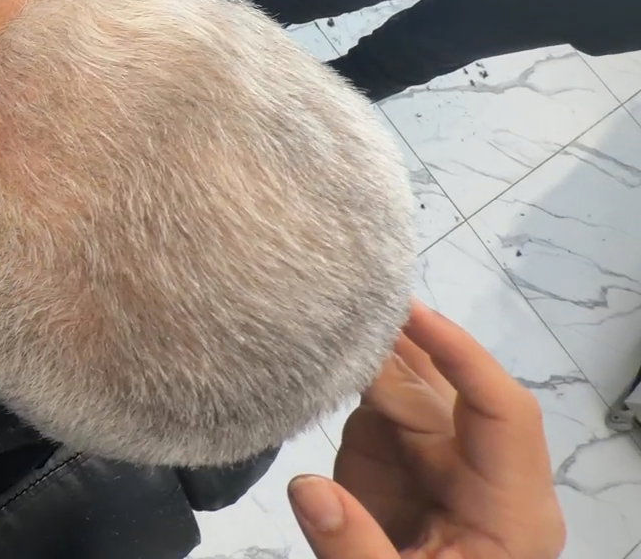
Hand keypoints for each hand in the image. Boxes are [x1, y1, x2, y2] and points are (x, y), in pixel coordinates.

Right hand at [287, 302, 564, 558]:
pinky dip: (341, 358)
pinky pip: (368, 390)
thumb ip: (359, 549)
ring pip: (401, 379)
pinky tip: (308, 329)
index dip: (463, 356)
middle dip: (396, 332)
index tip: (410, 311)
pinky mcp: (385, 446)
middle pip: (442, 385)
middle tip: (335, 284)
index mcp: (507, 506)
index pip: (503, 412)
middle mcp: (472, 466)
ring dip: (363, 338)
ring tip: (314, 292)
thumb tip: (308, 489)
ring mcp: (426, 453)